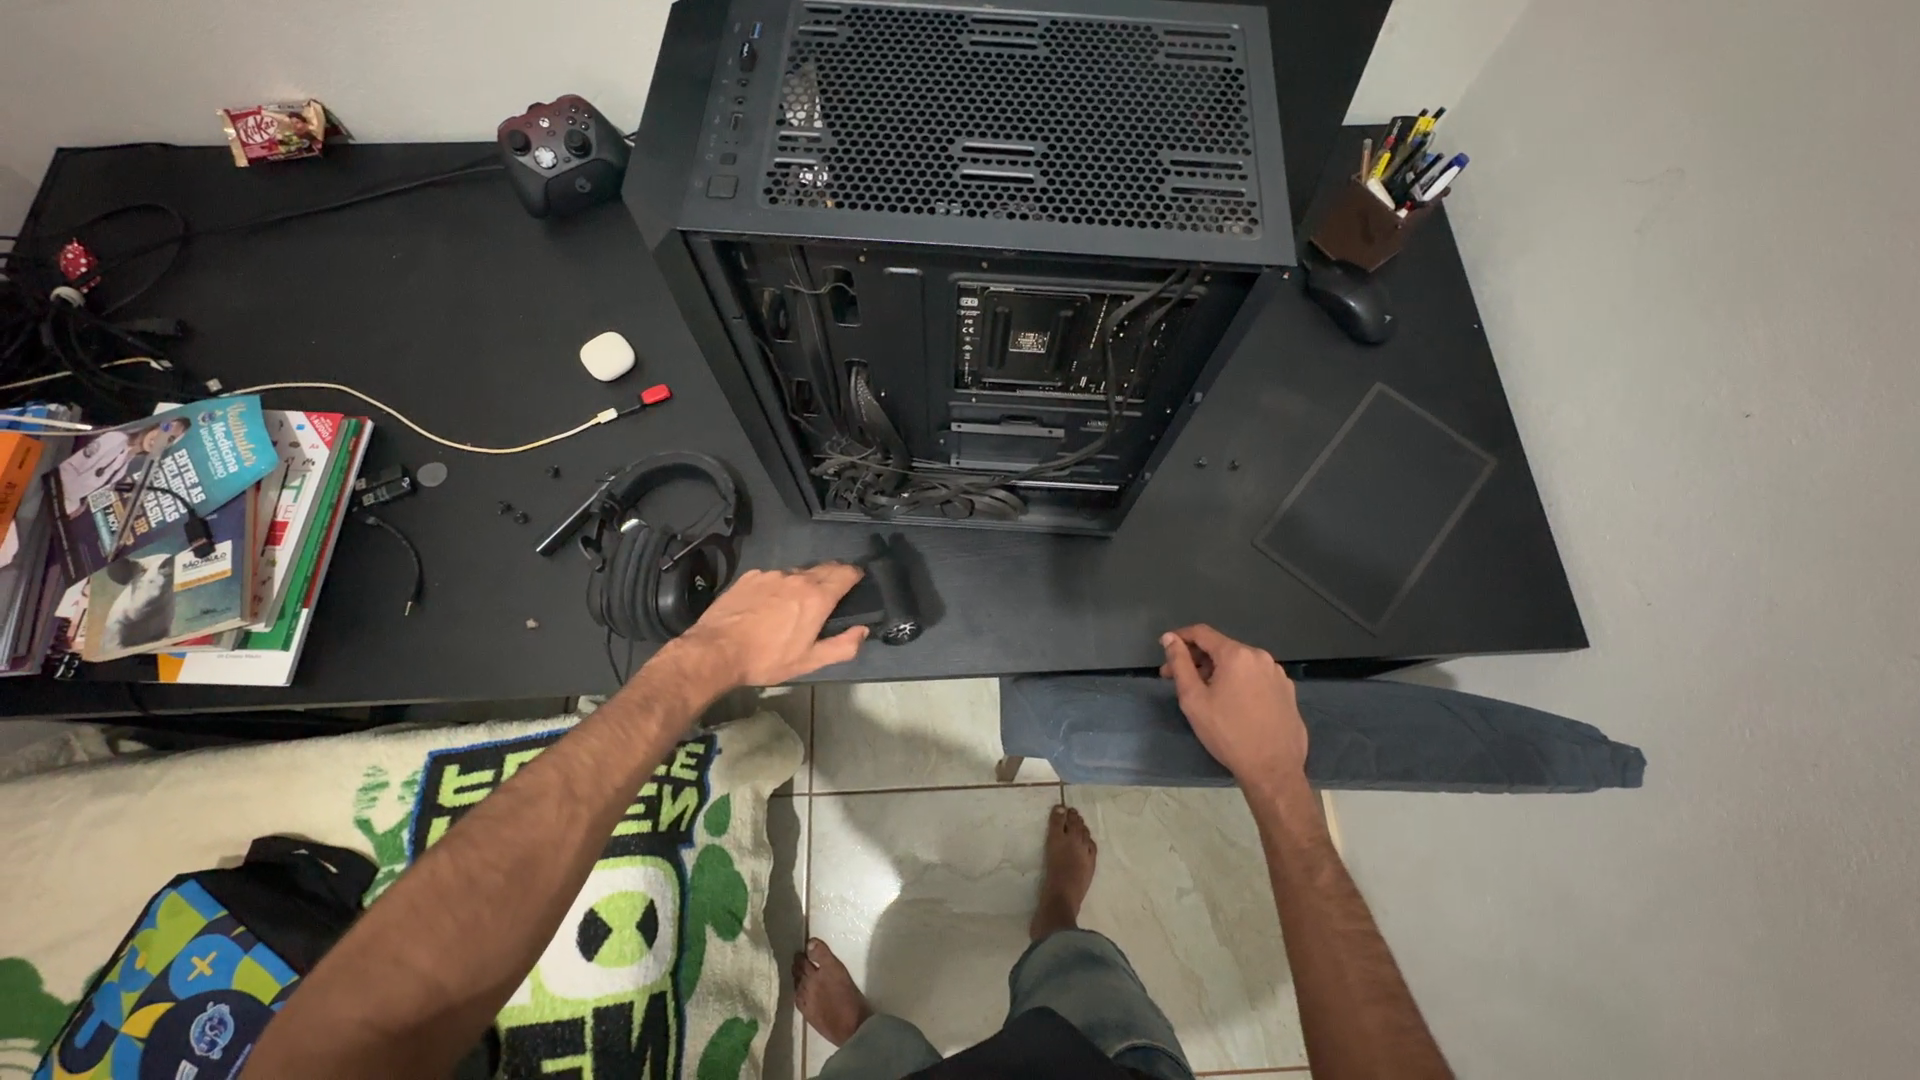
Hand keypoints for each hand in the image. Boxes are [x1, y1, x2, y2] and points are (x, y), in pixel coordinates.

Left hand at [668, 564, 868, 687]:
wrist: (716, 651)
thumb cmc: (767, 659)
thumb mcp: (809, 661)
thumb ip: (842, 646)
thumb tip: (862, 631)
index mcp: (816, 596)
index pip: (846, 573)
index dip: (855, 575)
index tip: (857, 582)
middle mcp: (796, 578)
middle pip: (824, 568)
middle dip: (834, 576)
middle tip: (833, 593)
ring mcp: (770, 575)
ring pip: (796, 573)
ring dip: (803, 583)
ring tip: (796, 603)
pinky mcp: (749, 577)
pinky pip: (772, 577)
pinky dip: (778, 586)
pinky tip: (768, 604)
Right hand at [1159, 624, 1307, 789]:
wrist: (1273, 769)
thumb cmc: (1227, 733)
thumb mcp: (1194, 699)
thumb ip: (1180, 663)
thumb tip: (1170, 638)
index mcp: (1236, 655)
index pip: (1202, 633)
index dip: (1180, 637)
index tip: (1165, 649)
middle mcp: (1260, 657)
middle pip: (1221, 648)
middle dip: (1196, 659)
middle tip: (1176, 678)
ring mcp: (1277, 674)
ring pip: (1239, 663)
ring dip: (1217, 671)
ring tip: (1203, 693)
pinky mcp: (1287, 691)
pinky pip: (1255, 677)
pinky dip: (1238, 681)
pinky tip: (1231, 703)